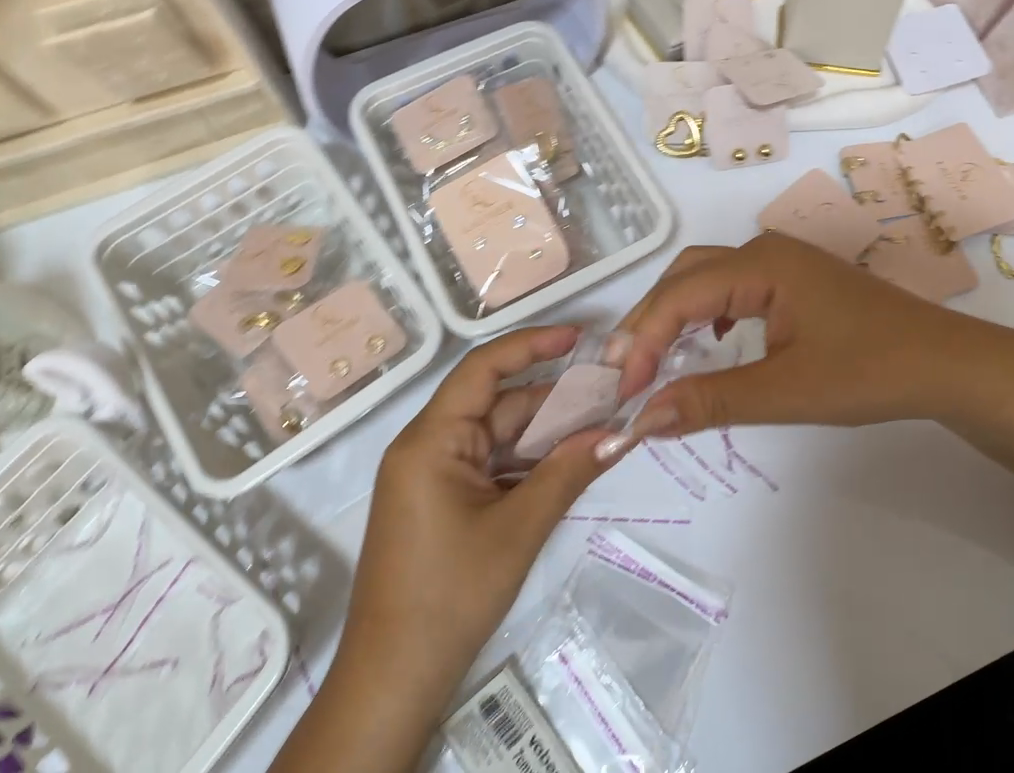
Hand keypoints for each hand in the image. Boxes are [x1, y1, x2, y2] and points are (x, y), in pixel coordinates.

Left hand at [341, 326, 629, 705]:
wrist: (394, 676)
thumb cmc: (451, 594)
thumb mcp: (518, 530)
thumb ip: (569, 473)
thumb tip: (619, 431)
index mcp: (430, 440)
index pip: (482, 370)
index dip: (531, 345)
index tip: (580, 336)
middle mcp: (426, 447)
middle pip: (496, 405)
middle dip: (554, 400)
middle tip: (612, 394)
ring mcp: (432, 477)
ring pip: (497, 438)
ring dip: (545, 434)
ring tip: (602, 425)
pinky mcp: (441, 503)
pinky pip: (490, 467)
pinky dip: (527, 464)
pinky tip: (569, 464)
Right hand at [615, 234, 1013, 438]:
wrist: (947, 364)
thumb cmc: (870, 372)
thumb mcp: (786, 391)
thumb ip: (710, 401)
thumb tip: (643, 419)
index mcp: (760, 265)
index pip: (678, 296)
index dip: (641, 340)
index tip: (622, 390)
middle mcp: (764, 250)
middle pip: (684, 276)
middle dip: (648, 322)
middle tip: (625, 372)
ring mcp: (782, 262)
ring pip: (705, 278)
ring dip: (673, 315)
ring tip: (651, 359)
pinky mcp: (795, 281)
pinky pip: (731, 286)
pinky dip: (705, 311)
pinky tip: (708, 339)